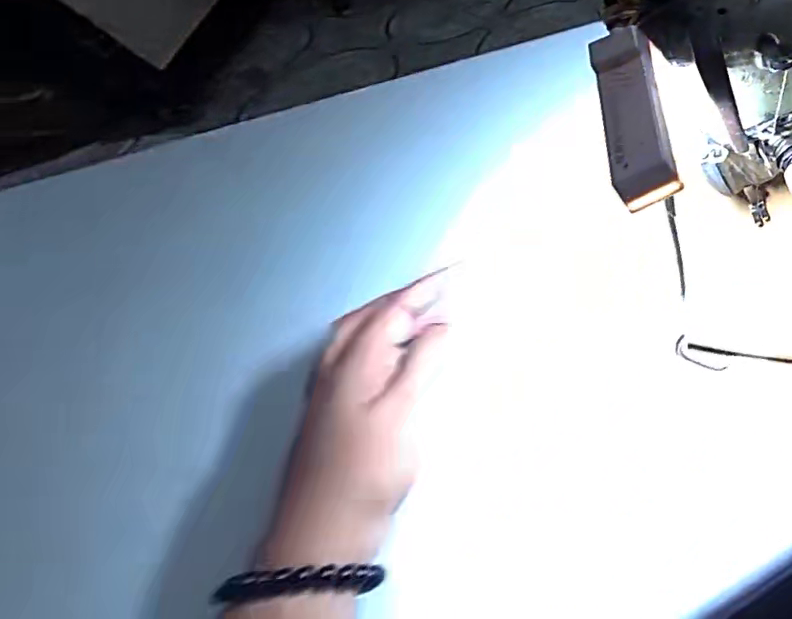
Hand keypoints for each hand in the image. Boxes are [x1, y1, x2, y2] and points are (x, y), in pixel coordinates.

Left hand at [258, 271, 449, 567]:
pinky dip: (383, 342)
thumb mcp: (403, 408)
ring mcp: (329, 395)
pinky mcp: (334, 414)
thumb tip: (440, 324)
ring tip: (425, 314)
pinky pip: (358, 358)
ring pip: (355, 340)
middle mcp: (334, 374)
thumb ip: (423, 360)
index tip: (457, 270)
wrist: (323, 531)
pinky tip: (402, 355)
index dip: (423, 289)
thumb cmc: (369, 465)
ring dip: (388, 319)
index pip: (389, 313)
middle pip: (363, 320)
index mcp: (352, 366)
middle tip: (440, 288)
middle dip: (400, 298)